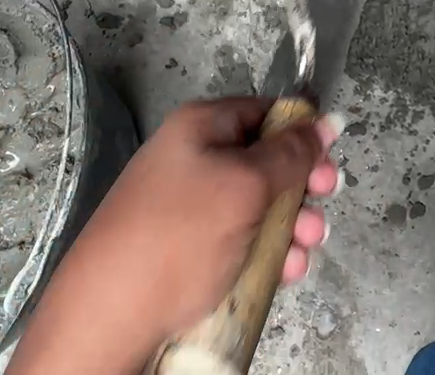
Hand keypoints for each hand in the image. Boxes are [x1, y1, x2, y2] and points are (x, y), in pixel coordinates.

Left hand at [7, 97, 341, 374]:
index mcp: (200, 128)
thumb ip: (292, 153)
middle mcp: (194, 161)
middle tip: (324, 201)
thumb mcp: (245, 185)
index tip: (328, 157)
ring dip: (292, 225)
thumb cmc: (178, 238)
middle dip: (302, 186)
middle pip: (266, 162)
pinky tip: (285, 272)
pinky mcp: (189, 254)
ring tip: (307, 248)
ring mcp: (190, 210)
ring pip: (258, 207)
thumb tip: (326, 121)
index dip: (300, 132)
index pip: (264, 112)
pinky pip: (240, 243)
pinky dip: (268, 253)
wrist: (106, 324)